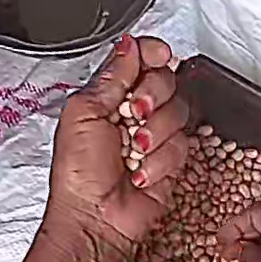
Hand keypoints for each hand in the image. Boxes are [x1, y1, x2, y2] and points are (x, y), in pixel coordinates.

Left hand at [47, 33, 194, 252]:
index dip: (153, 53)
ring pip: (178, 114)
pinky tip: (141, 173)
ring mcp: (155, 138)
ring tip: (133, 152)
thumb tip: (130, 45)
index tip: (158, 55)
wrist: (95, 216)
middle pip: (166, 81)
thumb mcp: (83, 112)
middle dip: (152, 96)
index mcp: (111, 95)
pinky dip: (160, 162)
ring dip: (154, 134)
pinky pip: (182, 147)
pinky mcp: (170, 163)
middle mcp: (135, 113)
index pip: (141, 60)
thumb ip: (111, 77)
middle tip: (133, 114)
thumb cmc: (79, 173)